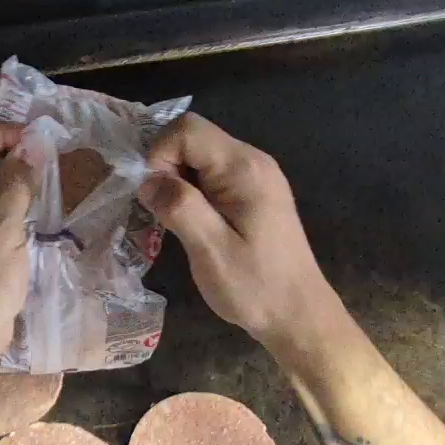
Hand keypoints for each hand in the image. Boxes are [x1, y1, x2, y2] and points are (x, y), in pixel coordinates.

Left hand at [0, 122, 34, 373]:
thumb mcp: (3, 226)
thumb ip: (17, 180)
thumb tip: (34, 144)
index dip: (3, 133)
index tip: (40, 144)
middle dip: (7, 157)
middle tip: (47, 165)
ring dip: (7, 185)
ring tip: (44, 190)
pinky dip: (1, 210)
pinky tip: (28, 219)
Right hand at [138, 113, 349, 357]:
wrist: (297, 315)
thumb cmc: (255, 287)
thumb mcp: (211, 250)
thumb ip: (180, 207)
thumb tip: (147, 180)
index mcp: (244, 169)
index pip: (187, 129)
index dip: (159, 154)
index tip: (153, 195)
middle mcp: (252, 161)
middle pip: (192, 138)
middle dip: (165, 167)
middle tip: (161, 212)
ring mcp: (254, 176)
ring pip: (198, 156)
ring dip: (176, 182)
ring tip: (174, 221)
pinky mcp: (251, 193)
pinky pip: (210, 175)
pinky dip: (191, 191)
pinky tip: (191, 224)